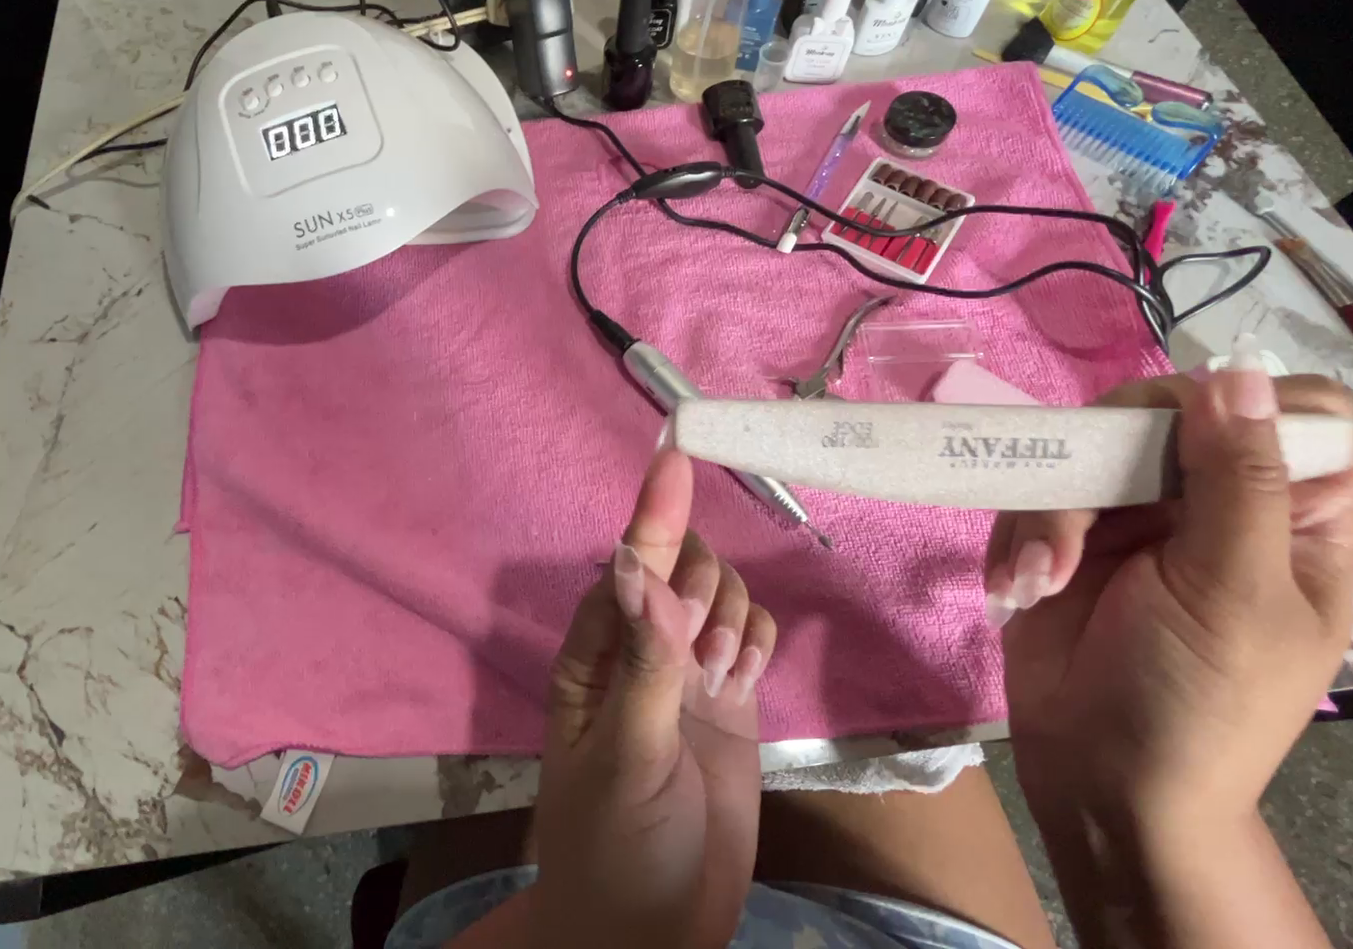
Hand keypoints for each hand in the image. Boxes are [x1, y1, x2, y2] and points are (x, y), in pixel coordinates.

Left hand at [529, 447, 778, 948]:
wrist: (657, 926)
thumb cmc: (618, 844)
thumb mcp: (627, 753)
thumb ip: (641, 659)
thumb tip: (630, 562)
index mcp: (595, 653)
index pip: (628, 566)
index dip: (652, 513)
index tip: (676, 452)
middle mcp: (641, 649)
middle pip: (684, 569)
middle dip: (703, 595)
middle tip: (702, 661)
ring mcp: (688, 671)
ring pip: (722, 596)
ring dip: (732, 624)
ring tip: (719, 687)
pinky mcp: (730, 698)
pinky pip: (754, 634)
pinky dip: (757, 643)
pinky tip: (743, 684)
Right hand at [986, 339, 1352, 828]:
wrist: (1097, 770)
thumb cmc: (1195, 697)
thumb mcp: (1233, 591)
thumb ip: (1236, 482)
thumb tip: (1240, 374)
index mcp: (1291, 520)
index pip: (1297, 419)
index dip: (1246, 406)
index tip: (1181, 437)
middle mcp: (1209, 506)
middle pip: (1163, 418)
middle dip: (1106, 460)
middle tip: (1078, 507)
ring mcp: (1128, 520)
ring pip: (1081, 455)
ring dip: (1047, 515)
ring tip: (1039, 579)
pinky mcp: (1060, 538)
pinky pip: (1029, 497)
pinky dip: (1017, 540)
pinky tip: (1020, 587)